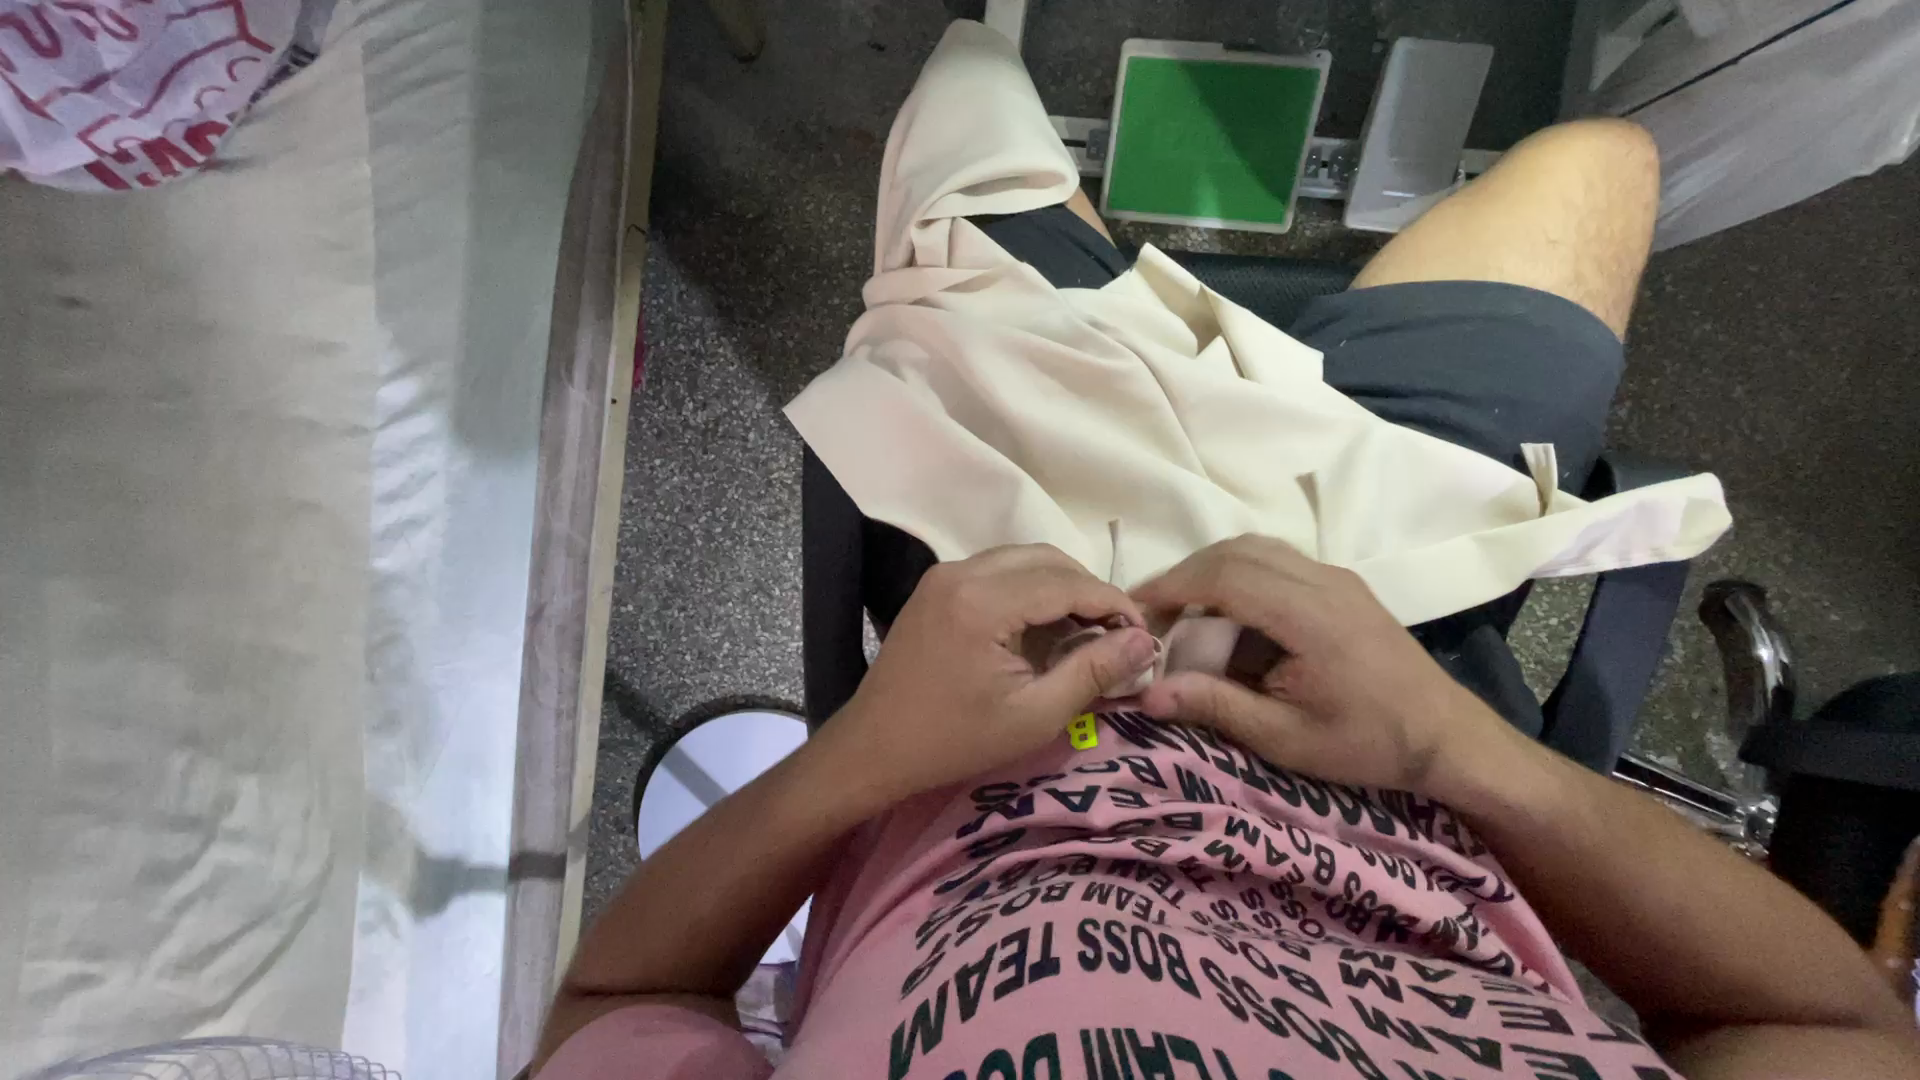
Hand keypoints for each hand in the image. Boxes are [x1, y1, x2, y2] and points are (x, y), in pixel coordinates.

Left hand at [826, 544, 1159, 801]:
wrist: (875, 747)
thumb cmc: (955, 741)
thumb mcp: (1034, 716)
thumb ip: (1092, 671)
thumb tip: (1145, 641)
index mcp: (983, 602)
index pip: (1067, 582)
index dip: (1113, 603)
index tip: (1143, 634)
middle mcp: (962, 572)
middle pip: (1047, 558)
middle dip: (1089, 589)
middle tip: (1116, 631)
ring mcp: (944, 574)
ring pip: (1022, 558)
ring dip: (1061, 584)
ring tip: (1086, 627)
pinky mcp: (936, 584)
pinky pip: (998, 569)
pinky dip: (1030, 587)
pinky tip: (1044, 622)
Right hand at [1132, 535, 1518, 793]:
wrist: (1448, 738)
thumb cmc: (1367, 744)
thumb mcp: (1286, 738)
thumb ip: (1216, 707)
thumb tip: (1146, 694)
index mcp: (1312, 618)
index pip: (1226, 576)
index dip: (1173, 585)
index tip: (1135, 608)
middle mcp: (1323, 582)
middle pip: (1234, 552)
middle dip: (1182, 575)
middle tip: (1151, 614)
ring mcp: (1335, 576)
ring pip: (1254, 548)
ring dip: (1208, 569)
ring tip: (1181, 608)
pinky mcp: (1340, 582)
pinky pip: (1274, 558)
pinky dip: (1235, 571)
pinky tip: (1224, 607)